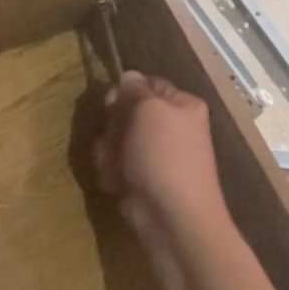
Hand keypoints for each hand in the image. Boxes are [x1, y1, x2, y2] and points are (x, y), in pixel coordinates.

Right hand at [93, 71, 283, 289]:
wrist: (172, 214)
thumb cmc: (164, 156)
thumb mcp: (149, 111)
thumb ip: (135, 89)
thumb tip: (128, 75)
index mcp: (180, 106)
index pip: (145, 85)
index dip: (124, 92)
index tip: (112, 103)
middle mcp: (168, 127)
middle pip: (124, 113)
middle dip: (113, 126)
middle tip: (118, 138)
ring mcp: (152, 155)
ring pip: (113, 140)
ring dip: (108, 152)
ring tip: (119, 167)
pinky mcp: (137, 178)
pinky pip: (113, 165)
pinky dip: (111, 173)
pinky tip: (119, 183)